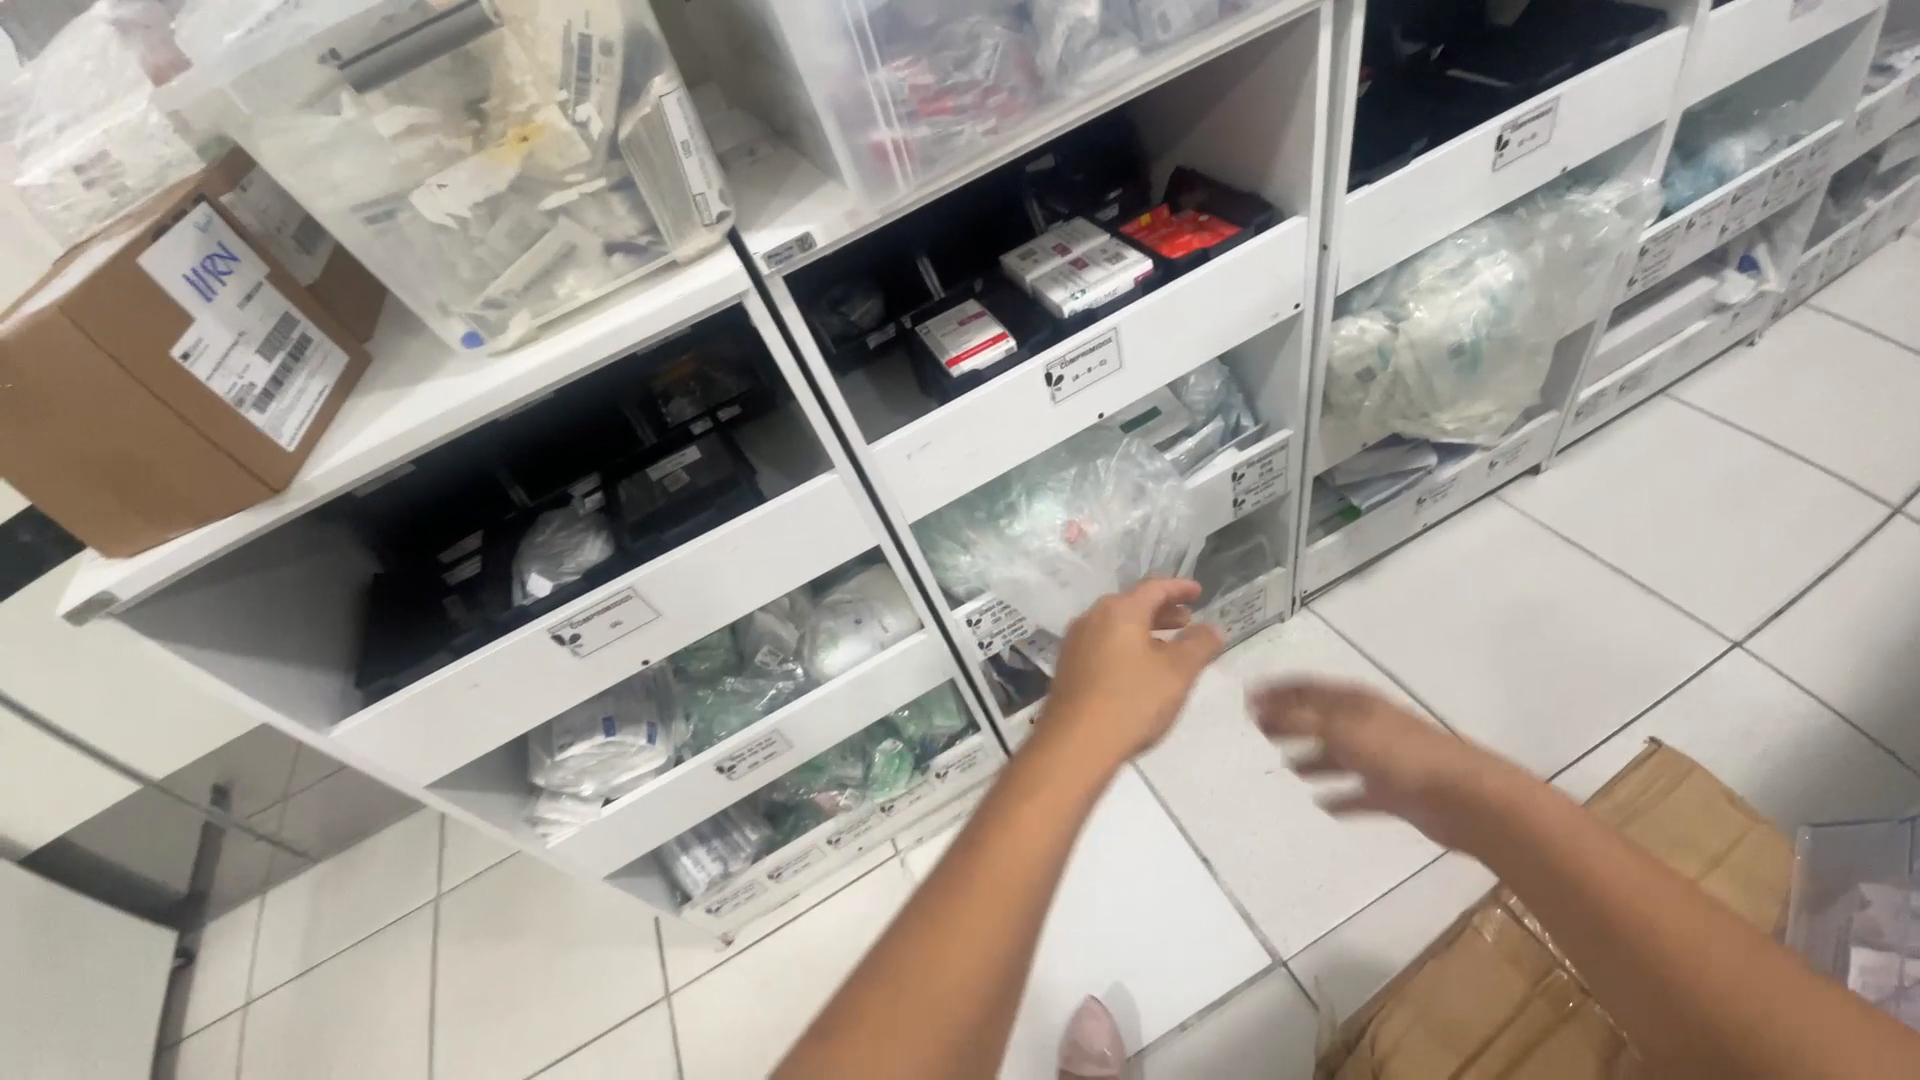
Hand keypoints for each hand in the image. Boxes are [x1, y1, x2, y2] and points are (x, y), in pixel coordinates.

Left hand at [1036, 579, 1223, 770]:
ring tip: (1168, 647)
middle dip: (1162, 611)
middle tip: (1187, 620)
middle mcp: (1092, 618)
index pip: (1154, 587)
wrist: (1076, 743)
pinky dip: (1126, 646)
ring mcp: (1075, 642)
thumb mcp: (1177, 673)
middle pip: (1132, 605)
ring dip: (1145, 631)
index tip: (1199, 592)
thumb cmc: (1132, 701)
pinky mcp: (1068, 667)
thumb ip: (1199, 645)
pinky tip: (1139, 669)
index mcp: (1119, 610)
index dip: (1179, 588)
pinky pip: (1103, 644)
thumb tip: (1213, 628)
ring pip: (1116, 626)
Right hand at [1248, 679, 1529, 851]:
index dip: (1276, 690)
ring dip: (1312, 760)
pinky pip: (1357, 793)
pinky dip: (1340, 796)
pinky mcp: (1393, 792)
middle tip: (1259, 733)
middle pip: (1319, 720)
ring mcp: (1381, 758)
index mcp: (1354, 703)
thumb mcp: (1340, 728)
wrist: (1464, 798)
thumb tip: (1259, 707)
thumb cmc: (1398, 754)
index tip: (1246, 698)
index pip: (1306, 688)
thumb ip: (1298, 718)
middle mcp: (1366, 725)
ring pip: (1337, 756)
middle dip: (1289, 724)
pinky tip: (1322, 805)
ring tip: (1285, 769)